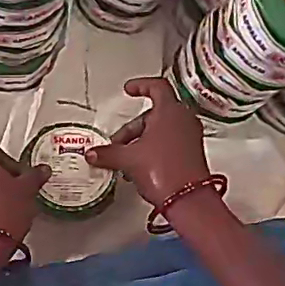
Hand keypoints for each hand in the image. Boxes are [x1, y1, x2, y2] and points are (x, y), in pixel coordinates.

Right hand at [86, 77, 213, 207]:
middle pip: (154, 114)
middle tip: (117, 143)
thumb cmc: (163, 171)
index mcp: (170, 111)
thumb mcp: (129, 159)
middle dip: (133, 128)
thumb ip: (108, 153)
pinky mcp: (191, 153)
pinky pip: (169, 143)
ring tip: (125, 159)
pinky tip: (139, 167)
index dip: (141, 86)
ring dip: (141, 140)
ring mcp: (190, 137)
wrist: (188, 200)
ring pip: (161, 130)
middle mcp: (183, 120)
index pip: (156, 87)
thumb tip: (93, 153)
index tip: (130, 89)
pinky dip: (153, 149)